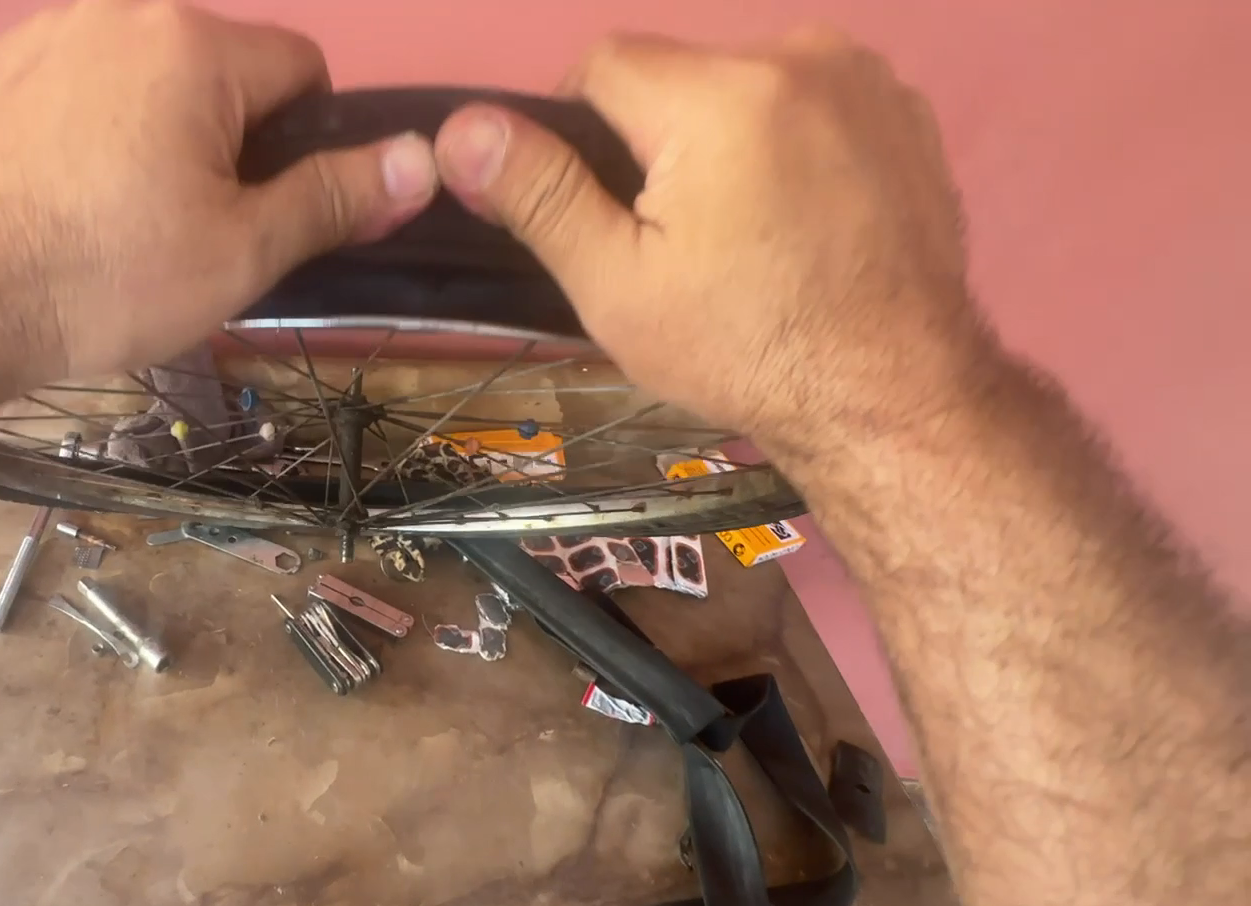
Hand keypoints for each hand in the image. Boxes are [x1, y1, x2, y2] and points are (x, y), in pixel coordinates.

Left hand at [0, 0, 437, 388]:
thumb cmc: (114, 279)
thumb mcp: (243, 253)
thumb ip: (332, 199)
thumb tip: (421, 161)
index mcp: (194, 47)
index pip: (301, 69)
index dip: (309, 144)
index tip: (275, 210)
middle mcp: (119, 11)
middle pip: (221, 76)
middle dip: (232, 147)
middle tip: (198, 234)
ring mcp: (45, 36)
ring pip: (147, 85)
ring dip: (162, 142)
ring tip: (126, 227)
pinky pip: (79, 94)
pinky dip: (95, 139)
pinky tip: (69, 206)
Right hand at [432, 30, 982, 449]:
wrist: (883, 392)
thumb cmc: (732, 346)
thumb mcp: (613, 283)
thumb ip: (540, 195)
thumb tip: (461, 130)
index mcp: (718, 96)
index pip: (600, 63)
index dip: (566, 129)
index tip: (582, 207)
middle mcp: (801, 53)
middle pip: (672, 78)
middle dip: (643, 145)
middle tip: (653, 242)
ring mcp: (865, 78)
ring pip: (736, 90)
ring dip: (707, 144)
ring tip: (723, 240)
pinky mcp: (902, 111)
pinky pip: (801, 106)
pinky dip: (772, 149)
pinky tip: (783, 226)